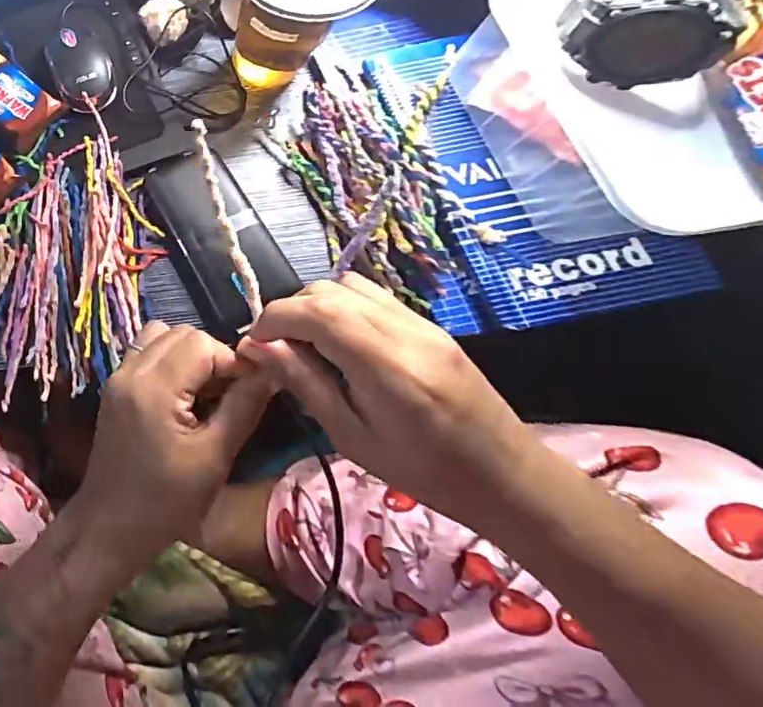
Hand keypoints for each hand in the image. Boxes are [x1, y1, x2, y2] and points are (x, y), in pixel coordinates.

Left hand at [72, 323, 271, 569]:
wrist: (110, 526)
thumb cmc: (166, 501)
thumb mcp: (215, 457)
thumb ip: (244, 406)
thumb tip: (272, 371)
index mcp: (154, 386)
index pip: (202, 342)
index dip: (233, 360)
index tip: (250, 390)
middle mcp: (131, 370)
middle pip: (182, 333)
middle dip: (213, 356)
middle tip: (229, 395)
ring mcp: (118, 375)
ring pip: (162, 336)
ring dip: (190, 356)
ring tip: (206, 394)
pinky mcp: (114, 386)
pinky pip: (146, 353)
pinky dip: (169, 362)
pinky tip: (182, 396)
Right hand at [240, 274, 557, 532]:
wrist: (508, 478)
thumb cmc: (425, 473)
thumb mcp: (352, 437)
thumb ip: (303, 382)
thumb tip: (256, 346)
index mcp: (387, 366)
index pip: (316, 311)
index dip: (274, 318)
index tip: (254, 344)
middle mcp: (405, 330)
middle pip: (327, 290)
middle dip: (290, 310)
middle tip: (278, 348)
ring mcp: (421, 321)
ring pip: (348, 284)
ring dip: (315, 304)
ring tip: (308, 342)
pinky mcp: (429, 322)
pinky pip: (372, 294)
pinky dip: (342, 305)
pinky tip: (341, 340)